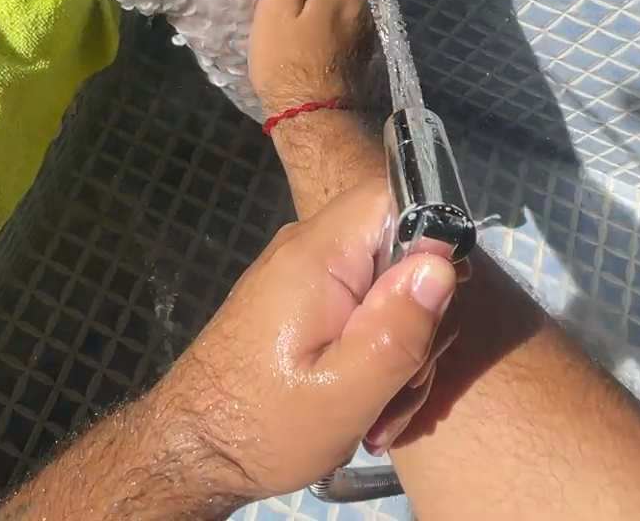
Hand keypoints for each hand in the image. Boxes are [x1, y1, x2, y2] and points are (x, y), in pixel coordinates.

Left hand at [142, 179, 458, 502]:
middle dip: (418, 319)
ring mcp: (305, 272)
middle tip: (403, 384)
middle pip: (399, 249)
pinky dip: (374, 352)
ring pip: (386, 287)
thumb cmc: (263, 422)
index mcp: (318, 253)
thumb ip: (396, 328)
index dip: (432, 241)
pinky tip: (366, 402)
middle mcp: (310, 247)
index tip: (436, 308)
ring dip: (399, 349)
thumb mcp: (344, 392)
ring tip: (379, 409)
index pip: (392, 195)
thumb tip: (442, 264)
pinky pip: (360, 306)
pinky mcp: (303, 298)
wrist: (197, 443)